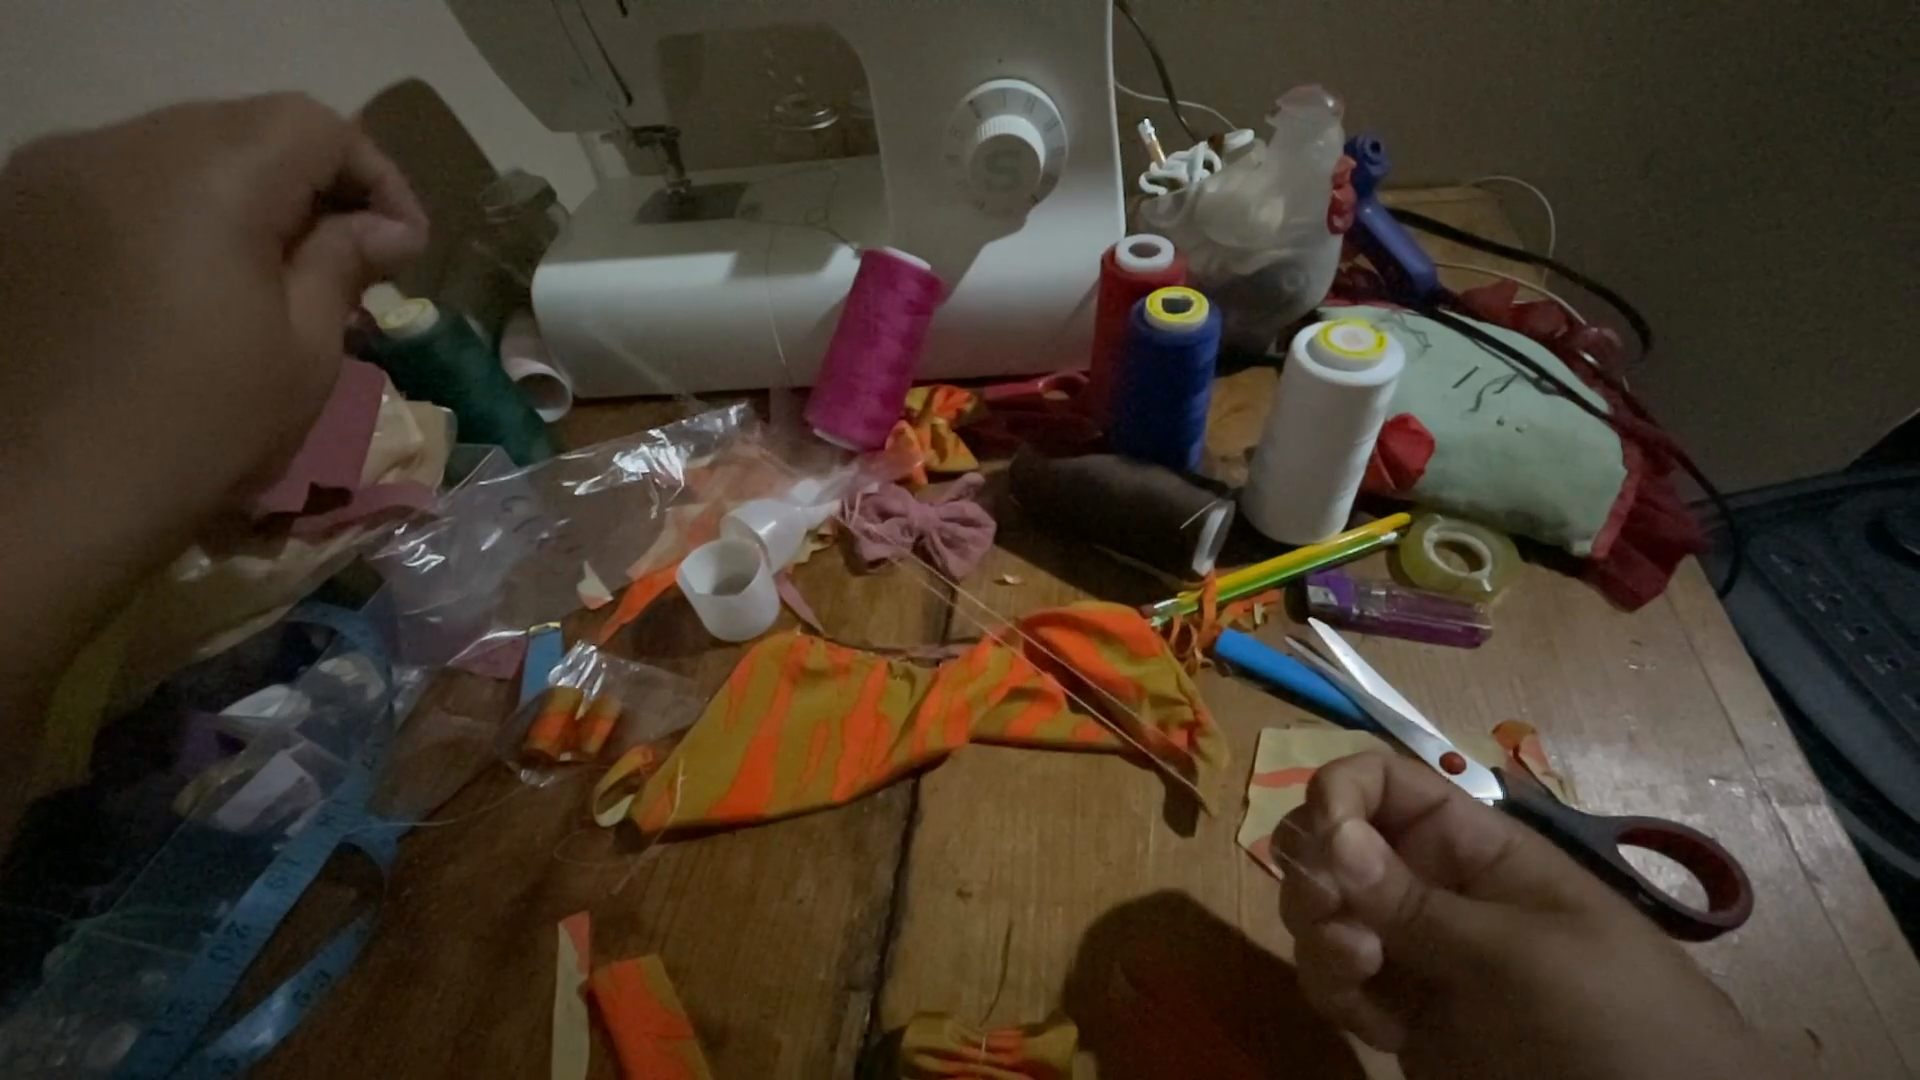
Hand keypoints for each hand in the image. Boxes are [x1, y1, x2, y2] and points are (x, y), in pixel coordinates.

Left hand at [0, 93, 426, 534]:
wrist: (54, 483)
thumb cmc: (210, 420)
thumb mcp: (309, 346)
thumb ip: (346, 263)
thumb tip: (390, 229)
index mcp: (201, 184)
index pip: (312, 125)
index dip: (379, 175)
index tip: (408, 246)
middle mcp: (117, 151)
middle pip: (249, 124)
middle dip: (325, 181)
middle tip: (366, 256)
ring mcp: (56, 173)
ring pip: (190, 143)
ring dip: (263, 191)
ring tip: (297, 267)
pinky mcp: (27, 208)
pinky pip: (136, 174)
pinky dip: (199, 204)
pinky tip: (221, 271)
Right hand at [1276, 752, 1777, 1079]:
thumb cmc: (1624, 1028)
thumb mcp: (1529, 960)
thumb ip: (1418, 903)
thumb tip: (1330, 834)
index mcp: (1469, 845)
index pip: (1380, 782)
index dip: (1339, 790)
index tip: (1327, 836)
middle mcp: (1424, 882)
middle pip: (1329, 839)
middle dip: (1315, 872)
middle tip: (1333, 917)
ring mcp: (1405, 944)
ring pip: (1316, 905)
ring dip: (1317, 935)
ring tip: (1359, 977)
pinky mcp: (1391, 1003)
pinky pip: (1327, 972)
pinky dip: (1333, 990)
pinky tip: (1377, 1028)